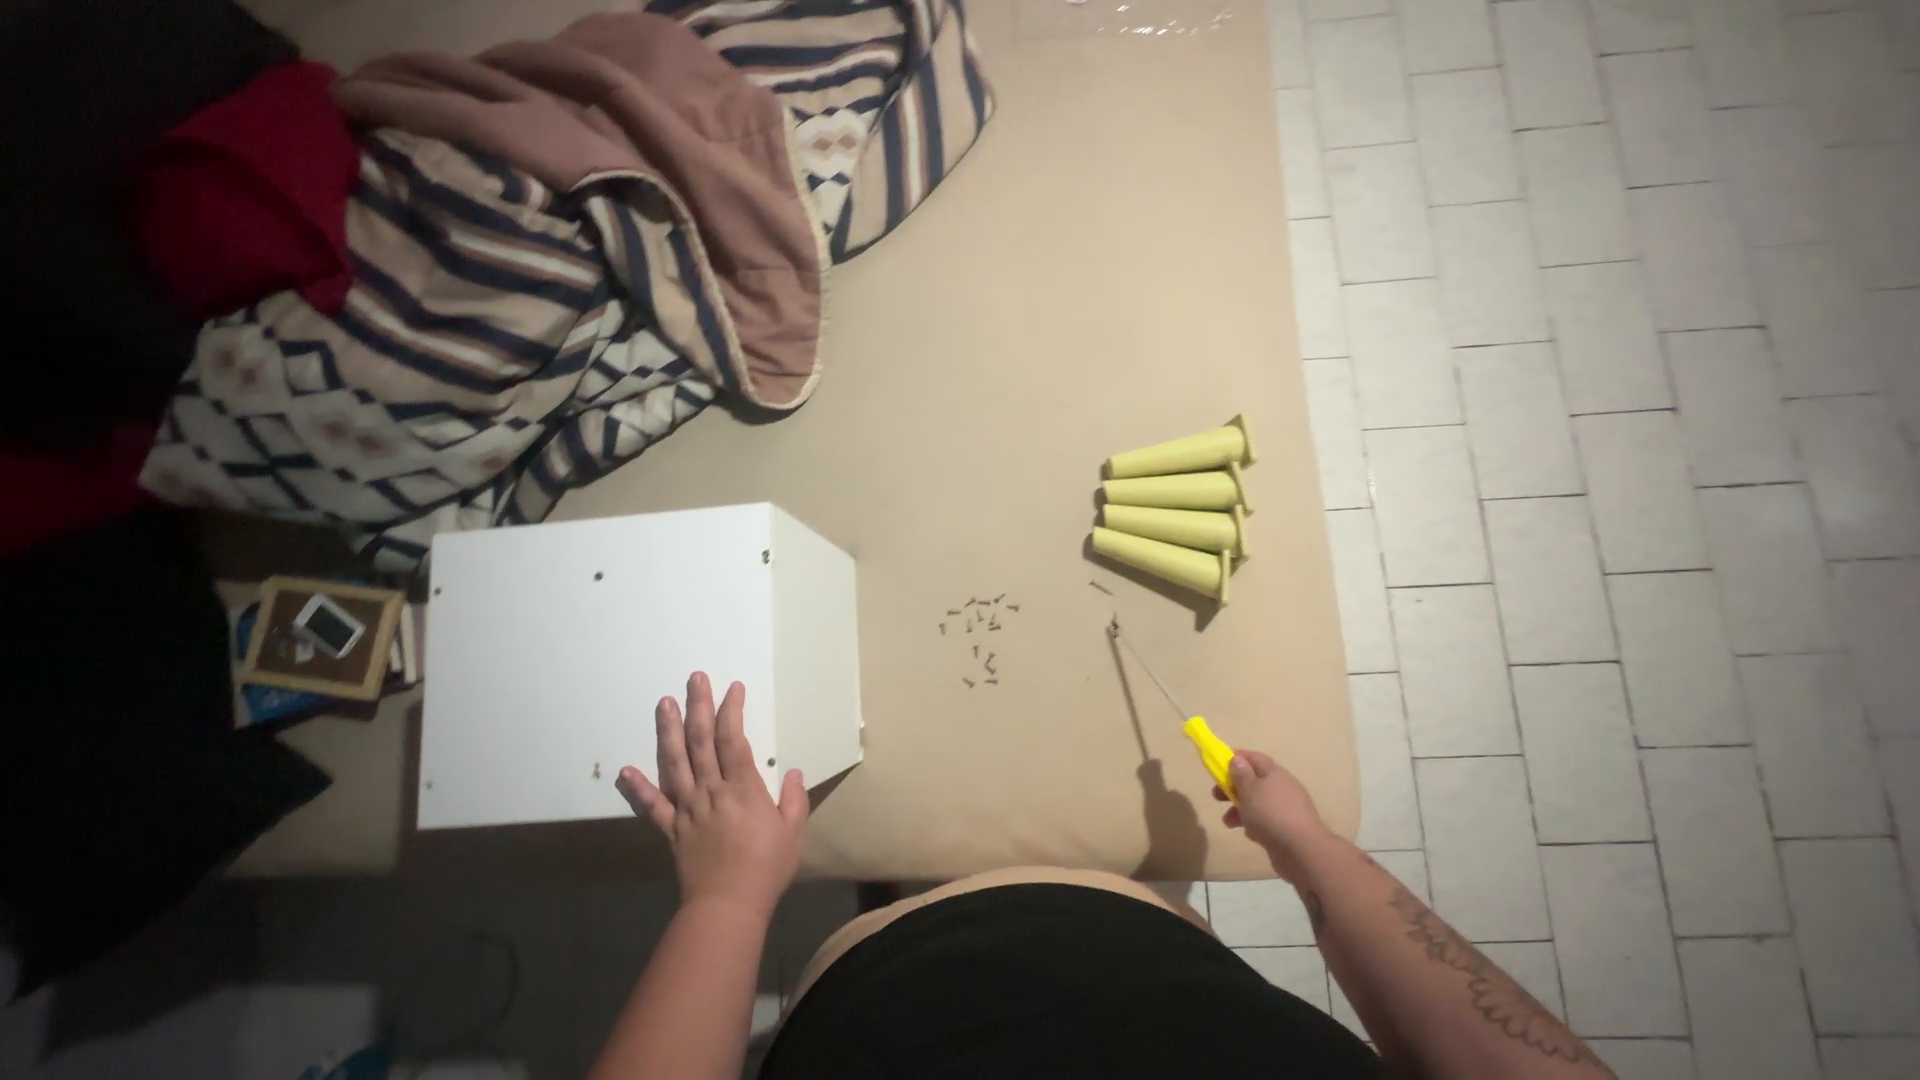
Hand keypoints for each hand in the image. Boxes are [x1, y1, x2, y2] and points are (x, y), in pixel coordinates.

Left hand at [616, 672, 807, 918]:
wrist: (727, 907)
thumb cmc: (766, 868)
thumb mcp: (793, 832)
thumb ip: (792, 799)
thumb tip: (791, 771)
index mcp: (742, 788)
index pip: (733, 739)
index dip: (732, 710)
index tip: (733, 688)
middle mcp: (711, 791)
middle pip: (701, 741)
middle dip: (699, 707)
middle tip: (695, 679)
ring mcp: (687, 809)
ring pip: (675, 763)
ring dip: (669, 731)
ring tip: (664, 704)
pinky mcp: (672, 830)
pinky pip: (652, 806)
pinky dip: (637, 788)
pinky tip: (623, 771)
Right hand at [1213, 750, 1334, 883]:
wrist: (1302, 850)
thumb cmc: (1270, 813)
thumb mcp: (1249, 789)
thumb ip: (1240, 774)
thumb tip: (1237, 759)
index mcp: (1274, 773)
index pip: (1254, 758)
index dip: (1236, 758)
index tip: (1218, 764)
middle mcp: (1282, 787)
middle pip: (1254, 781)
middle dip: (1233, 788)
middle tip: (1217, 796)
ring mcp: (1286, 808)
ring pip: (1258, 803)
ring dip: (1240, 809)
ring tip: (1228, 822)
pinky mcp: (1288, 828)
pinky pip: (1266, 820)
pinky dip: (1254, 824)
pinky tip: (1250, 834)